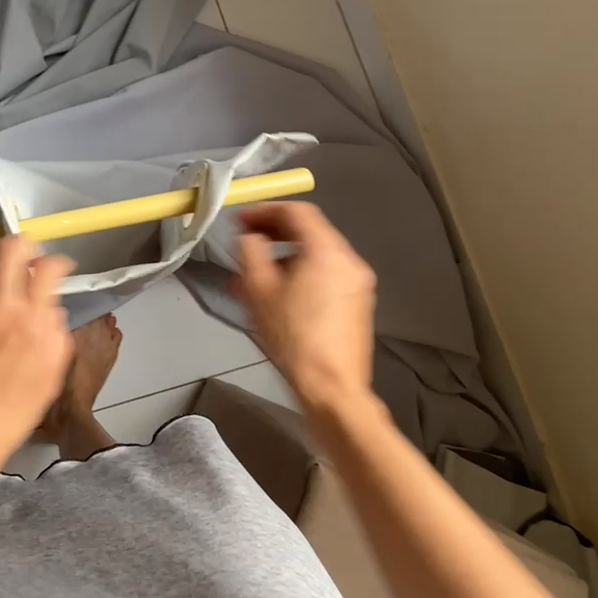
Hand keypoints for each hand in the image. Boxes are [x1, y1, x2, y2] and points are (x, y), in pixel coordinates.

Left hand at [0, 235, 75, 467]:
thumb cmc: (12, 412)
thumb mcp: (51, 376)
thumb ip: (56, 335)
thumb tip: (51, 308)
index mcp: (33, 322)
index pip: (48, 268)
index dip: (57, 261)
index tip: (58, 267)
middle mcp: (0, 308)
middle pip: (10, 249)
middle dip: (22, 244)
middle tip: (25, 256)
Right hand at [231, 201, 376, 413]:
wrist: (331, 387)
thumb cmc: (292, 334)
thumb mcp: (258, 287)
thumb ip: (250, 250)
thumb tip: (251, 238)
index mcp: (327, 251)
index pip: (296, 211)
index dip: (264, 210)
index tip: (240, 219)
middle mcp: (349, 261)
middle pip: (308, 232)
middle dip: (272, 233)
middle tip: (243, 241)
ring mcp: (357, 284)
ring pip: (314, 256)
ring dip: (281, 256)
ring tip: (251, 275)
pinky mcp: (356, 305)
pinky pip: (324, 275)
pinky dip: (298, 273)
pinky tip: (274, 295)